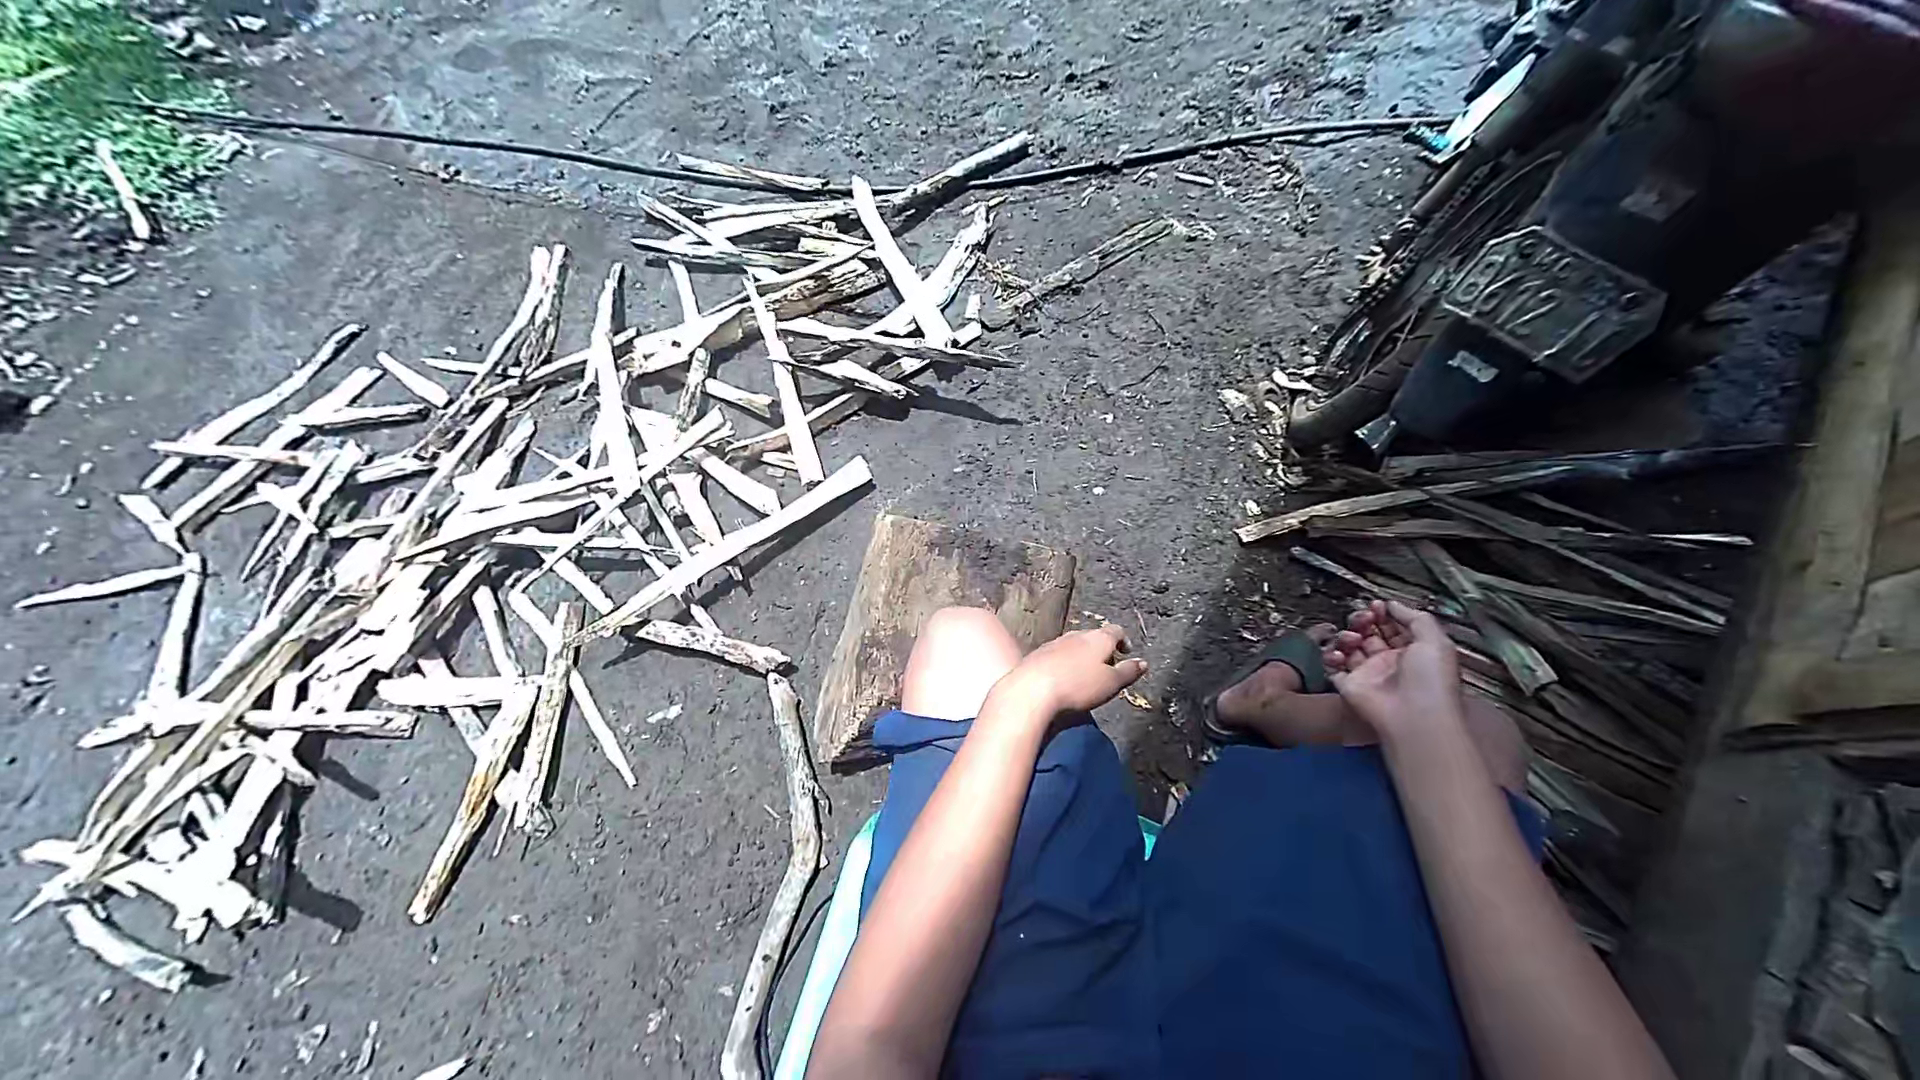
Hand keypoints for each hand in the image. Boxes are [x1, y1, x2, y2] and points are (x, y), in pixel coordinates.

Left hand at [992, 625, 1147, 717]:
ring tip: (1085, 676)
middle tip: (1107, 667)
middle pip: (1093, 637)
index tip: (1126, 652)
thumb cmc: (1077, 686)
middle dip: (1101, 649)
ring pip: (1073, 645)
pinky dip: (1064, 664)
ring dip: (1081, 657)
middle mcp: (1075, 635)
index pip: (1116, 631)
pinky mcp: (1037, 656)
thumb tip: (1143, 663)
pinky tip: (1062, 680)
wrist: (1032, 690)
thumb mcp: (1111, 683)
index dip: (1123, 640)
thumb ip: (1129, 672)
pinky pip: (1056, 656)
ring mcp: (1054, 643)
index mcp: (1098, 638)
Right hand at [1327, 600, 1465, 741]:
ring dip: (1348, 635)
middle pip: (1368, 632)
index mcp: (1412, 651)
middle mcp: (1389, 661)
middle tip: (1364, 618)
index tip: (1376, 605)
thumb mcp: (1436, 641)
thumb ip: (1415, 617)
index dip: (1384, 613)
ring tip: (1353, 638)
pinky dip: (1331, 655)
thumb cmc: (1430, 680)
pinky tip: (1340, 654)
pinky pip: (1332, 665)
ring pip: (1349, 645)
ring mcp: (1367, 672)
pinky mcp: (1348, 684)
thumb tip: (1392, 604)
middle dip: (1363, 620)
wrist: (1412, 716)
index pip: (1393, 626)